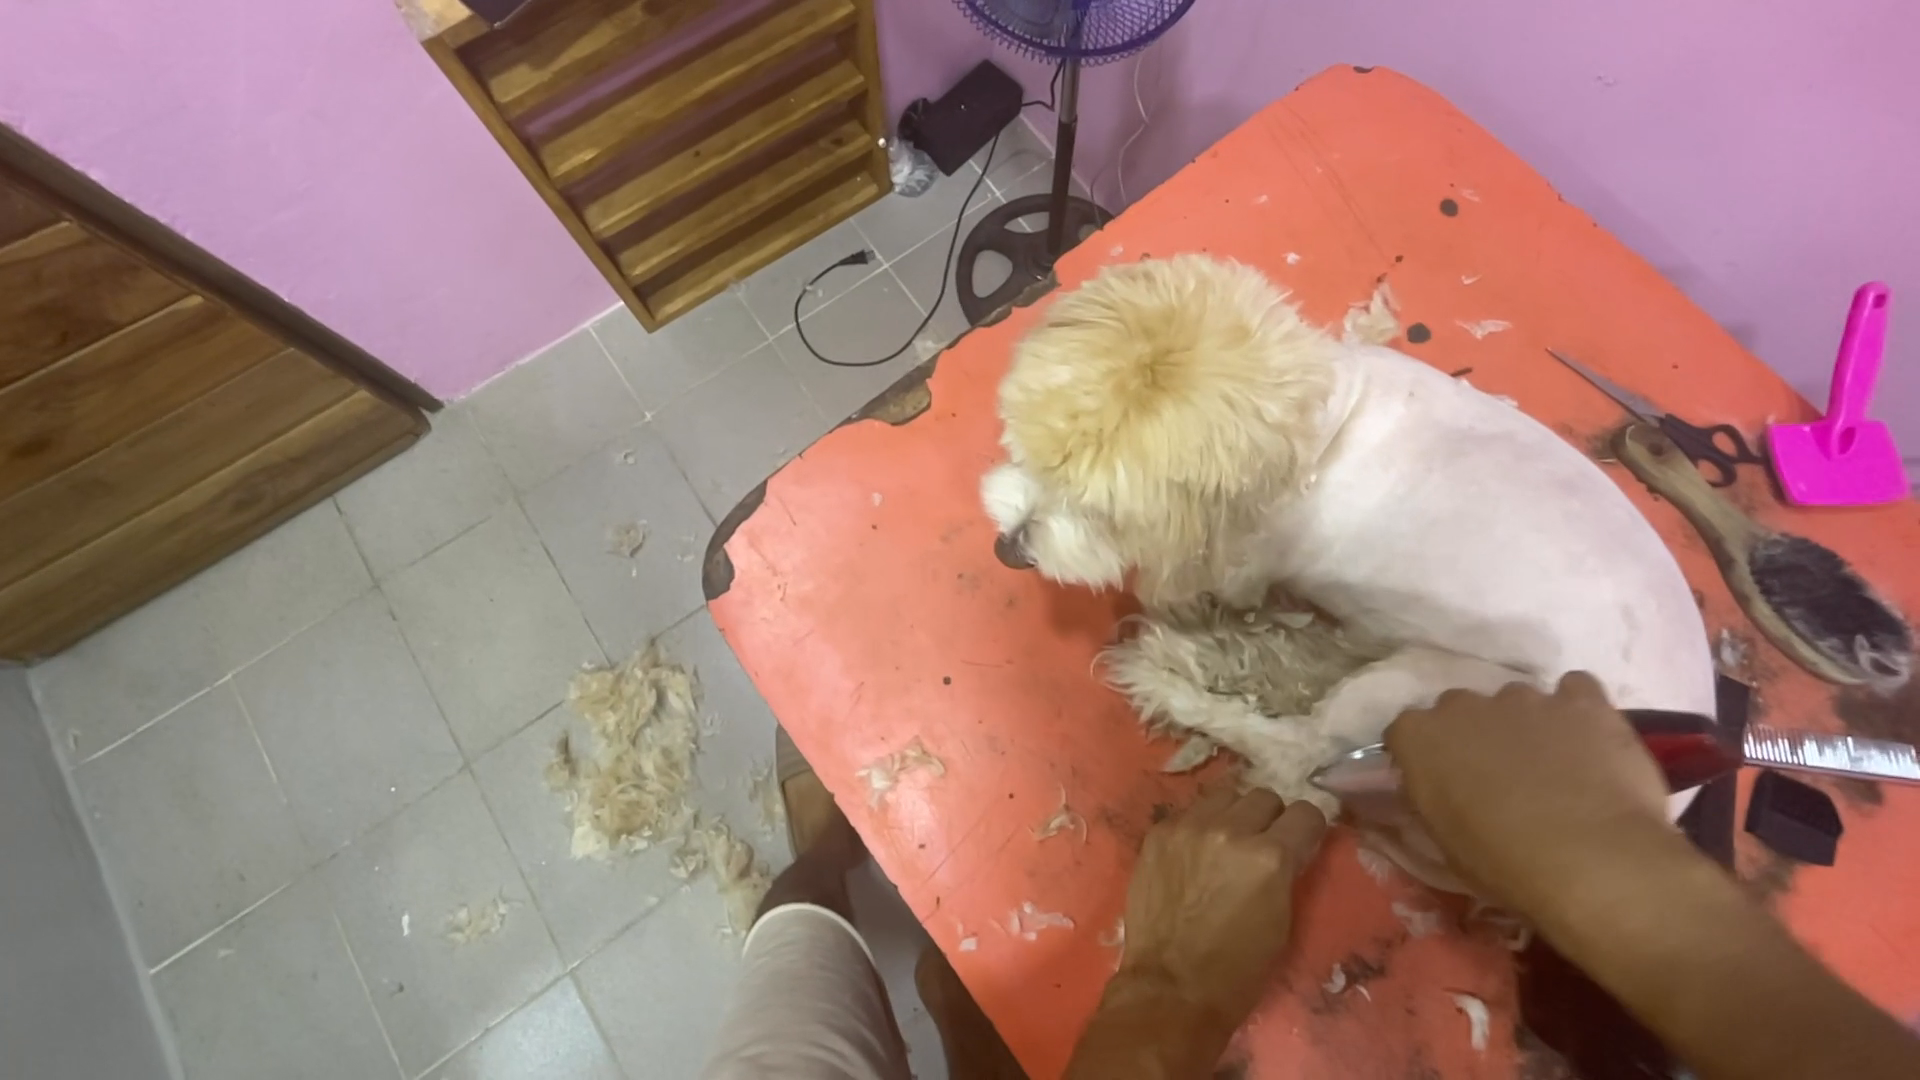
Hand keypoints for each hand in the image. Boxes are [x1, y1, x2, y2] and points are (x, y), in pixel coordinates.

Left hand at [1119, 789, 1327, 1024]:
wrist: (1171, 985)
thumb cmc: (1237, 968)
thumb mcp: (1281, 920)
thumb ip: (1286, 870)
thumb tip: (1290, 845)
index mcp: (1269, 857)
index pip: (1305, 813)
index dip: (1307, 827)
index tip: (1302, 838)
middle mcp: (1229, 830)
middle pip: (1263, 796)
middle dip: (1270, 818)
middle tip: (1262, 844)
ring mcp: (1188, 827)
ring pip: (1224, 795)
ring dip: (1233, 814)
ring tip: (1226, 844)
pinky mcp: (1159, 832)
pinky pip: (1189, 812)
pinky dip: (1198, 826)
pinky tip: (1193, 854)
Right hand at [1384, 671, 1669, 911]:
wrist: (1595, 863)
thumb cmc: (1502, 861)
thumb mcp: (1440, 840)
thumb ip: (1427, 798)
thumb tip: (1425, 789)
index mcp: (1417, 735)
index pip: (1405, 734)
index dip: (1425, 759)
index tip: (1443, 784)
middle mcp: (1460, 704)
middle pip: (1459, 710)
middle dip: (1473, 735)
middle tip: (1497, 777)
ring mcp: (1522, 698)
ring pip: (1515, 701)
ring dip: (1524, 724)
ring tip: (1553, 766)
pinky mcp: (1582, 703)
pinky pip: (1575, 690)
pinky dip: (1577, 710)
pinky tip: (1588, 739)